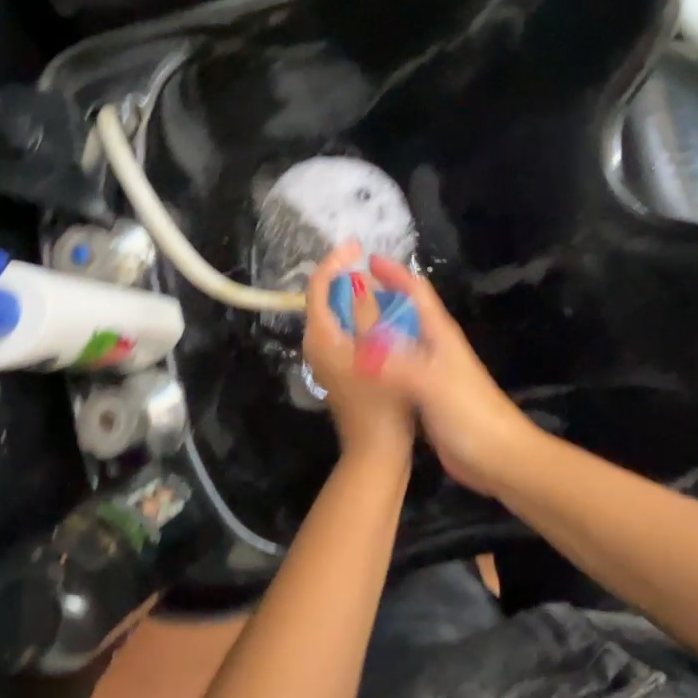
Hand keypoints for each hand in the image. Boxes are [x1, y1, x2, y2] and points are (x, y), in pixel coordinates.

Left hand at [303, 243, 415, 463]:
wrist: (377, 451)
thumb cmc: (381, 402)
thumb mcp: (379, 351)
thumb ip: (367, 313)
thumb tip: (358, 281)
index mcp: (321, 337)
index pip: (318, 287)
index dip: (335, 261)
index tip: (357, 246)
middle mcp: (316, 344)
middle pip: (323, 297)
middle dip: (343, 274)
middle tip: (367, 257)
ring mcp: (326, 357)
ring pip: (334, 314)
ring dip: (351, 293)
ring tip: (376, 276)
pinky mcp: (339, 367)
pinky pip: (343, 328)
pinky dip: (356, 313)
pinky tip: (380, 309)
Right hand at [366, 257, 540, 495]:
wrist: (500, 458)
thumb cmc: (471, 414)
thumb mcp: (432, 383)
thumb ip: (397, 364)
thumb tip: (357, 347)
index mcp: (440, 335)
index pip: (416, 292)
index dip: (394, 273)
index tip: (365, 259)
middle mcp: (435, 348)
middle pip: (406, 313)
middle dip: (378, 298)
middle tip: (342, 295)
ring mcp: (431, 374)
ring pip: (399, 342)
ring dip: (376, 330)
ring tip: (343, 327)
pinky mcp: (427, 398)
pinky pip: (397, 371)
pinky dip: (378, 363)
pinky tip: (358, 370)